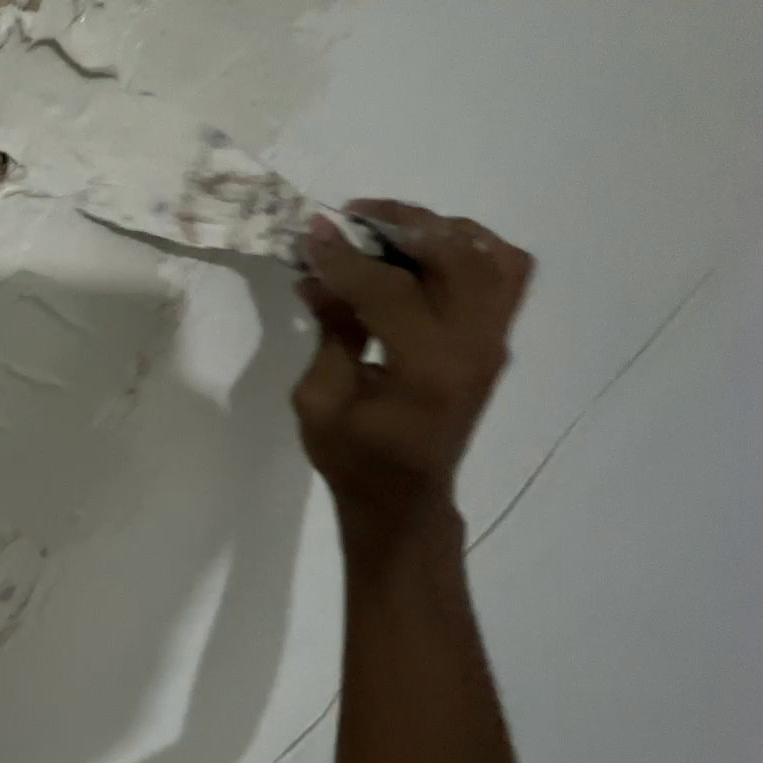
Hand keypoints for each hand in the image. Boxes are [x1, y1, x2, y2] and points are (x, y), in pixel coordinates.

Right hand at [292, 200, 534, 541]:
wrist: (403, 495)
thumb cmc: (352, 456)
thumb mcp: (320, 400)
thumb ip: (332, 333)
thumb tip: (322, 278)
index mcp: (425, 366)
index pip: (387, 290)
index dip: (345, 257)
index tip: (311, 231)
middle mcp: (474, 344)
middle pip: (454, 255)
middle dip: (401, 224)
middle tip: (354, 214)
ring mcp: (494, 339)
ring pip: (491, 256)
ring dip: (442, 231)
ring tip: (393, 227)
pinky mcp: (495, 339)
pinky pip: (503, 274)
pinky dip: (470, 251)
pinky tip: (429, 252)